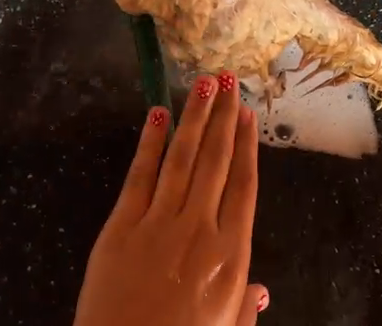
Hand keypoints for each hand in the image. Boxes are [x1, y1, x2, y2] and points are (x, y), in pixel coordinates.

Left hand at [74, 72, 268, 325]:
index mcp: (230, 257)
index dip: (245, 145)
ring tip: (202, 83)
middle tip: (226, 79)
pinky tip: (158, 115)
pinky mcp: (120, 228)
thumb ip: (242, 309)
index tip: (246, 113)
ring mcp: (157, 225)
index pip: (243, 185)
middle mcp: (198, 230)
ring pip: (181, 158)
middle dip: (222, 116)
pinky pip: (139, 177)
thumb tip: (261, 288)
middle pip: (215, 162)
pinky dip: (150, 143)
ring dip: (193, 117)